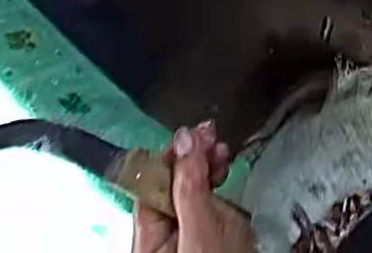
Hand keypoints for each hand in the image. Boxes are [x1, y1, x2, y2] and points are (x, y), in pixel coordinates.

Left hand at [131, 122, 242, 252]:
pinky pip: (203, 196)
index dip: (172, 155)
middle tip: (215, 137)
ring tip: (222, 152)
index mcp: (148, 239)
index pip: (152, 185)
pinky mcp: (205, 229)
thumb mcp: (202, 230)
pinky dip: (214, 177)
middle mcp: (161, 235)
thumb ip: (191, 186)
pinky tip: (223, 167)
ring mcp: (183, 232)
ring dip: (205, 162)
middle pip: (169, 183)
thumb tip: (185, 140)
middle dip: (192, 156)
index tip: (196, 133)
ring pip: (187, 186)